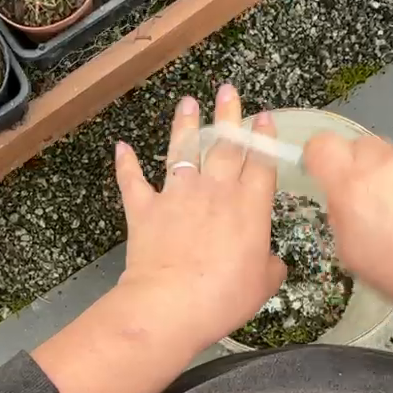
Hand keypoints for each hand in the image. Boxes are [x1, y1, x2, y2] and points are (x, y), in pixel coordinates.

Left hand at [31, 85, 281, 392]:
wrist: (171, 303)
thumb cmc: (224, 296)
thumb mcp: (263, 285)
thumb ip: (270, 267)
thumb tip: (271, 261)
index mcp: (249, 207)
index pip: (261, 164)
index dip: (264, 138)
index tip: (264, 116)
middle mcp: (215, 192)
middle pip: (226, 146)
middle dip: (229, 115)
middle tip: (228, 90)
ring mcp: (177, 197)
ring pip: (183, 152)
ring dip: (185, 125)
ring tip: (188, 102)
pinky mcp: (144, 209)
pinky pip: (133, 182)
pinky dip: (126, 165)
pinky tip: (122, 147)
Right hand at [303, 134, 392, 325]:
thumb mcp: (353, 256)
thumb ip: (342, 216)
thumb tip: (345, 199)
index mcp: (353, 186)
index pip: (321, 145)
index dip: (322, 160)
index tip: (330, 178)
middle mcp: (388, 164)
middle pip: (362, 147)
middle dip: (363, 169)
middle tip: (376, 205)